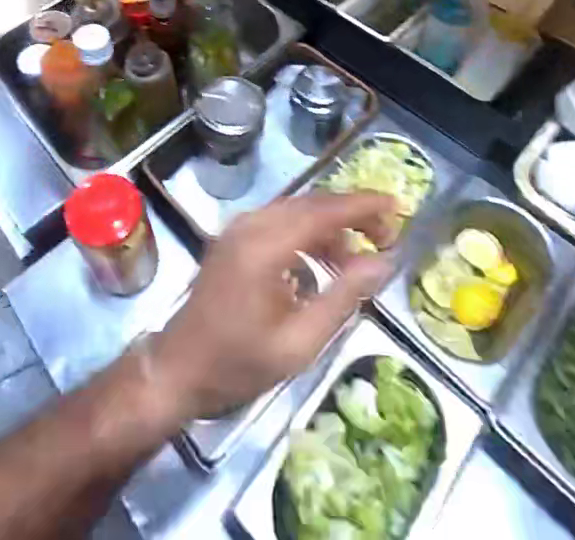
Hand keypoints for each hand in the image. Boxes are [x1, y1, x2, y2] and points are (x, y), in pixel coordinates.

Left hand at [149, 193, 395, 420]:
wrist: (178, 370)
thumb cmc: (238, 363)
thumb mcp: (300, 342)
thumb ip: (344, 297)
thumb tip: (383, 262)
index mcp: (264, 247)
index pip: (323, 211)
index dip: (363, 206)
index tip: (396, 207)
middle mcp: (249, 226)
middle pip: (310, 203)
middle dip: (351, 215)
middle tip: (386, 238)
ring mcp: (237, 230)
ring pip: (295, 211)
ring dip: (329, 227)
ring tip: (356, 261)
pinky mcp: (233, 239)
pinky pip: (278, 223)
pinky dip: (306, 235)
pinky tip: (320, 268)